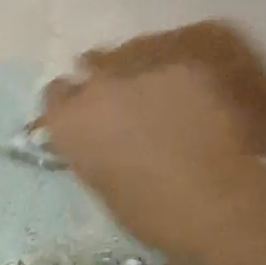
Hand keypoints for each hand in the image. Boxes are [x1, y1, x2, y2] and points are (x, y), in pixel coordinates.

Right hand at [36, 64, 265, 262]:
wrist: (209, 201)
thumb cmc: (145, 210)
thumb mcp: (98, 178)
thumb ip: (90, 146)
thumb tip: (97, 136)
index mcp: (68, 121)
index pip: (56, 93)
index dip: (71, 101)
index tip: (83, 109)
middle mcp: (98, 86)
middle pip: (95, 63)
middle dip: (106, 78)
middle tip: (125, 98)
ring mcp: (145, 69)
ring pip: (139, 54)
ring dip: (144, 70)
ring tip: (163, 92)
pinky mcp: (192, 65)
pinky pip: (181, 62)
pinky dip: (185, 74)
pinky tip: (198, 94)